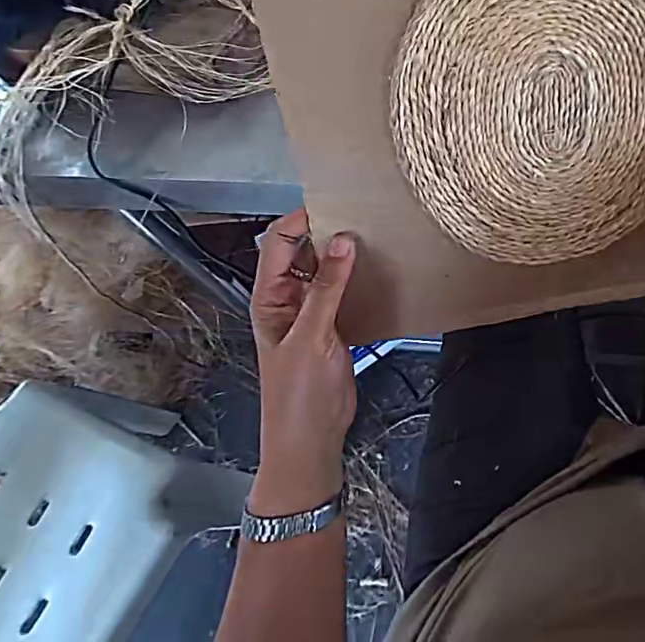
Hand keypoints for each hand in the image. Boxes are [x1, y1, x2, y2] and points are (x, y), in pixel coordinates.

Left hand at [249, 209, 356, 515]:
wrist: (311, 440)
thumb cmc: (299, 395)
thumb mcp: (312, 337)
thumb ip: (327, 287)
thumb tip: (342, 240)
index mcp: (270, 297)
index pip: (279, 244)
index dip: (301, 220)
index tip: (334, 203)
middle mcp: (288, 298)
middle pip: (302, 251)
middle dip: (325, 230)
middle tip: (359, 212)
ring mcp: (310, 311)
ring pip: (324, 267)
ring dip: (342, 252)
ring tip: (372, 232)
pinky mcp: (331, 323)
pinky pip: (341, 287)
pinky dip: (355, 274)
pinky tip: (375, 266)